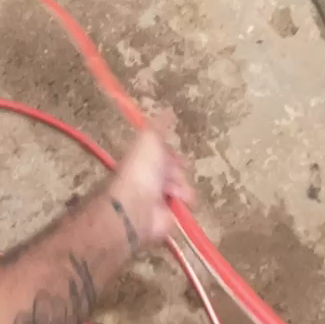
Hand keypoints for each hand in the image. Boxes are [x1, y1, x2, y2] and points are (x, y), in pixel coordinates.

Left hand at [103, 129, 194, 249]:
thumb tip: (169, 109)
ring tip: (173, 190)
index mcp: (144, 158)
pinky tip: (179, 201)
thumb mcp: (150, 138)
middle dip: (178, 169)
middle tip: (172, 172)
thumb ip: (160, 125)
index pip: (165, 152)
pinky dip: (186, 202)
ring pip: (184, 186)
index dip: (171, 152)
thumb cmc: (142, 168)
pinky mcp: (169, 214)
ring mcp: (160, 196)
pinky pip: (186, 205)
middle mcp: (151, 177)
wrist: (138, 205)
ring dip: (182, 186)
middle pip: (176, 168)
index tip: (174, 154)